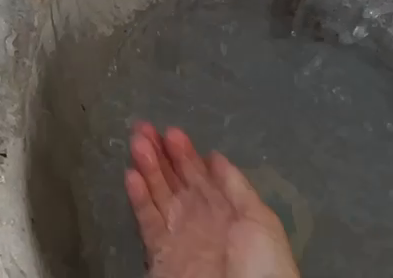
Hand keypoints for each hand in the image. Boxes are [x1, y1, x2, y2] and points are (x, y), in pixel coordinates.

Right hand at [126, 123, 298, 277]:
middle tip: (144, 128)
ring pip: (158, 194)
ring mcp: (178, 235)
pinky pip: (146, 220)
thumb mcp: (261, 222)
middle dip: (160, 153)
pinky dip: (138, 197)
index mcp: (226, 213)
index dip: (185, 153)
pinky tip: (131, 175)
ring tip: (137, 142)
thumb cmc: (261, 266)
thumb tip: (214, 156)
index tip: (171, 131)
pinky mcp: (160, 252)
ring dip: (147, 167)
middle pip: (175, 181)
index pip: (200, 176)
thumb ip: (236, 188)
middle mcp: (199, 220)